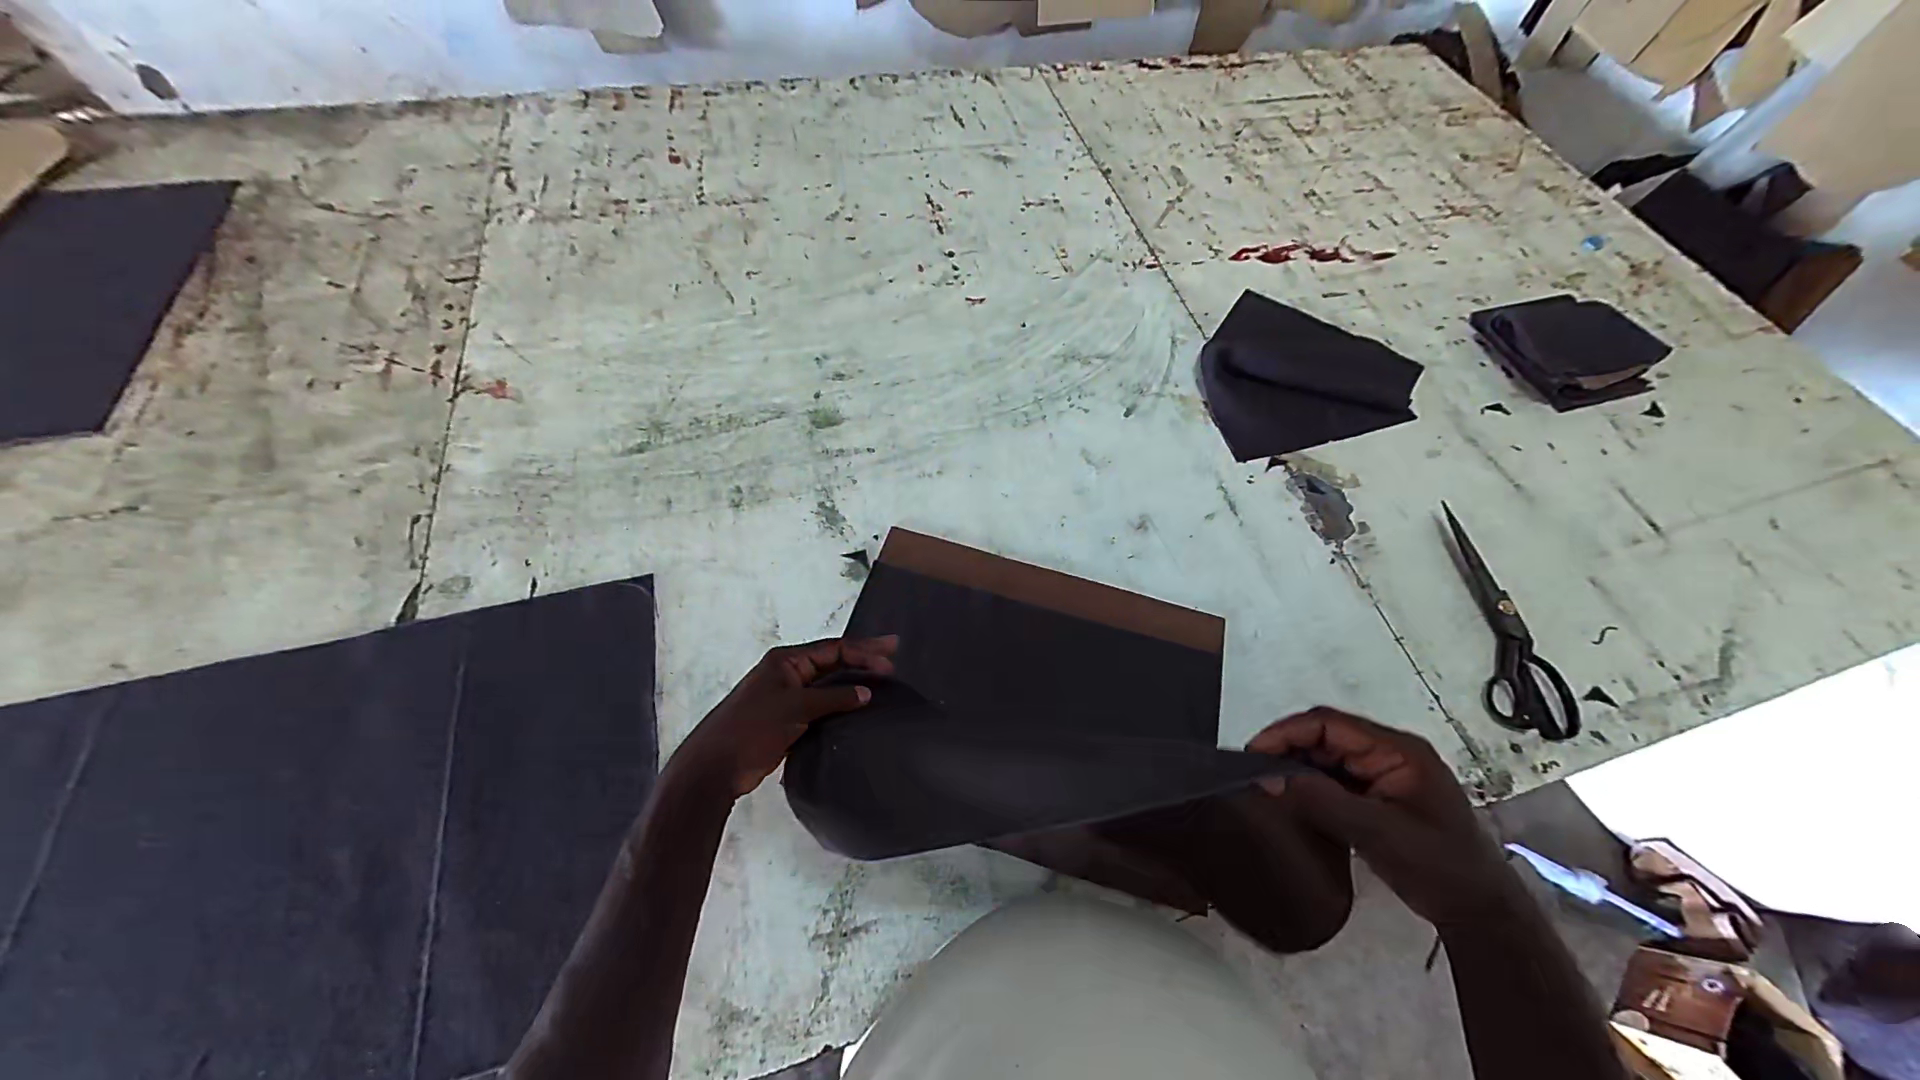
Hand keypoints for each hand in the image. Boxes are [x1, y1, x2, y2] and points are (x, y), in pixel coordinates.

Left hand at [673, 636, 897, 797]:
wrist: (716, 766)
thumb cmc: (751, 728)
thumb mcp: (795, 708)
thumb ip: (833, 698)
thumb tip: (866, 693)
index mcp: (786, 661)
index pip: (833, 649)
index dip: (863, 650)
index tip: (890, 656)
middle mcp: (789, 673)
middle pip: (832, 661)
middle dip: (862, 658)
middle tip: (893, 654)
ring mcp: (788, 697)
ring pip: (828, 684)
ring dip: (853, 681)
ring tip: (883, 680)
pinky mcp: (789, 720)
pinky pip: (822, 705)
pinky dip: (842, 704)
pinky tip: (859, 708)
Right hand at [1246, 708, 1519, 930]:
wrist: (1481, 913)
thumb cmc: (1439, 867)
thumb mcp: (1378, 833)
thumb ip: (1322, 801)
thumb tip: (1267, 780)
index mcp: (1397, 750)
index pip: (1330, 723)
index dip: (1287, 732)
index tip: (1255, 752)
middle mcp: (1389, 753)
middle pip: (1325, 735)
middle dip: (1287, 748)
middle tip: (1254, 769)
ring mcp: (1384, 773)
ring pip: (1326, 756)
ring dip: (1296, 766)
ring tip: (1266, 782)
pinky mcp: (1377, 794)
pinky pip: (1334, 777)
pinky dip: (1309, 783)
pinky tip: (1290, 796)